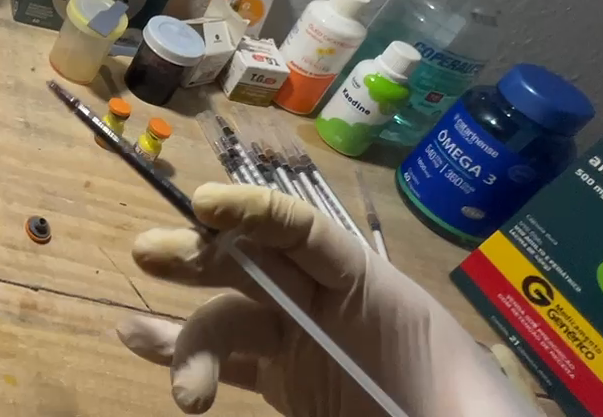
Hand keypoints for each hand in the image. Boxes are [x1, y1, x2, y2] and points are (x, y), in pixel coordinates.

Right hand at [116, 185, 540, 416]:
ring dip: (184, 333)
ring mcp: (298, 342)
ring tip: (154, 358)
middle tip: (150, 254)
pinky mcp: (284, 383)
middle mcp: (322, 303)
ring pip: (226, 318)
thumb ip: (434, 392)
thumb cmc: (469, 414)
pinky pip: (224, 359)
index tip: (204, 206)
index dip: (253, 211)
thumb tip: (336, 344)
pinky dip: (174, 348)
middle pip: (249, 263)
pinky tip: (132, 336)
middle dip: (197, 252)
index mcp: (373, 289)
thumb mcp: (468, 406)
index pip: (304, 231)